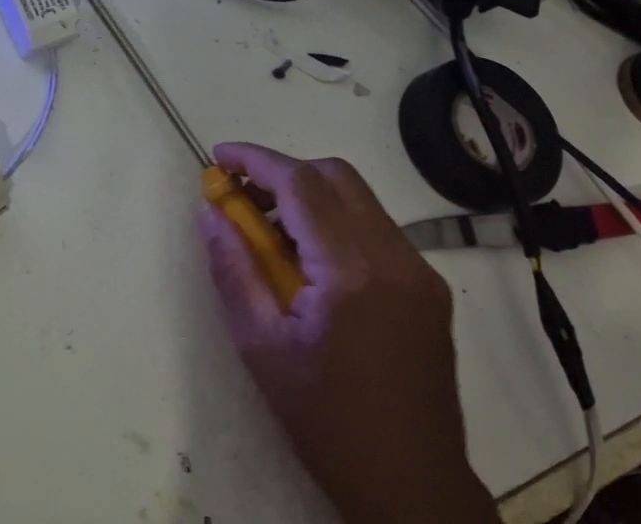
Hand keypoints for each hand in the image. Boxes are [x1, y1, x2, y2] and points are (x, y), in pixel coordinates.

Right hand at [198, 143, 496, 523]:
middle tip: (241, 197)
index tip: (218, 157)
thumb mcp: (259, 344)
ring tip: (269, 231)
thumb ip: (233, 268)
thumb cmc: (324, 418)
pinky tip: (309, 262)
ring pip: (360, 200)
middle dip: (283, 172)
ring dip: (310, 196)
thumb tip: (211, 212)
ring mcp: (420, 272)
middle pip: (337, 177)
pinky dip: (336, 223)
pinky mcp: (429, 289)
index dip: (256, 160)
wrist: (411, 484)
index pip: (301, 184)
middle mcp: (394, 258)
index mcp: (351, 272)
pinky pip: (377, 230)